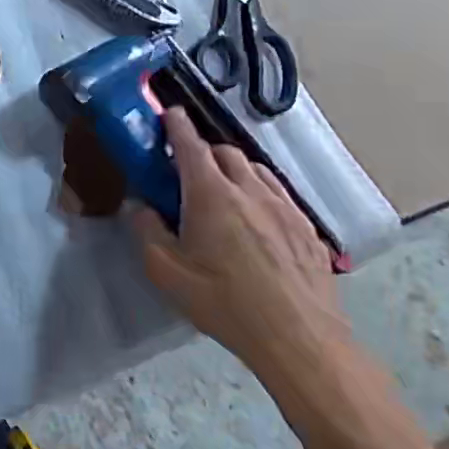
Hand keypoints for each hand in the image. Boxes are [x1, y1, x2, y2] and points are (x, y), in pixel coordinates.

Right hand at [132, 108, 355, 406]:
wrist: (297, 336)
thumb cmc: (224, 302)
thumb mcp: (168, 272)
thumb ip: (148, 231)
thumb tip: (141, 207)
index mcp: (211, 194)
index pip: (190, 145)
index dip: (177, 125)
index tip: (170, 112)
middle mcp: (249, 189)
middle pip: (225, 152)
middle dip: (205, 152)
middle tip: (190, 172)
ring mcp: (284, 205)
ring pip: (256, 170)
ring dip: (235, 170)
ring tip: (225, 194)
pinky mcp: (306, 227)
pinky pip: (279, 194)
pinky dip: (261, 192)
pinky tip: (258, 219)